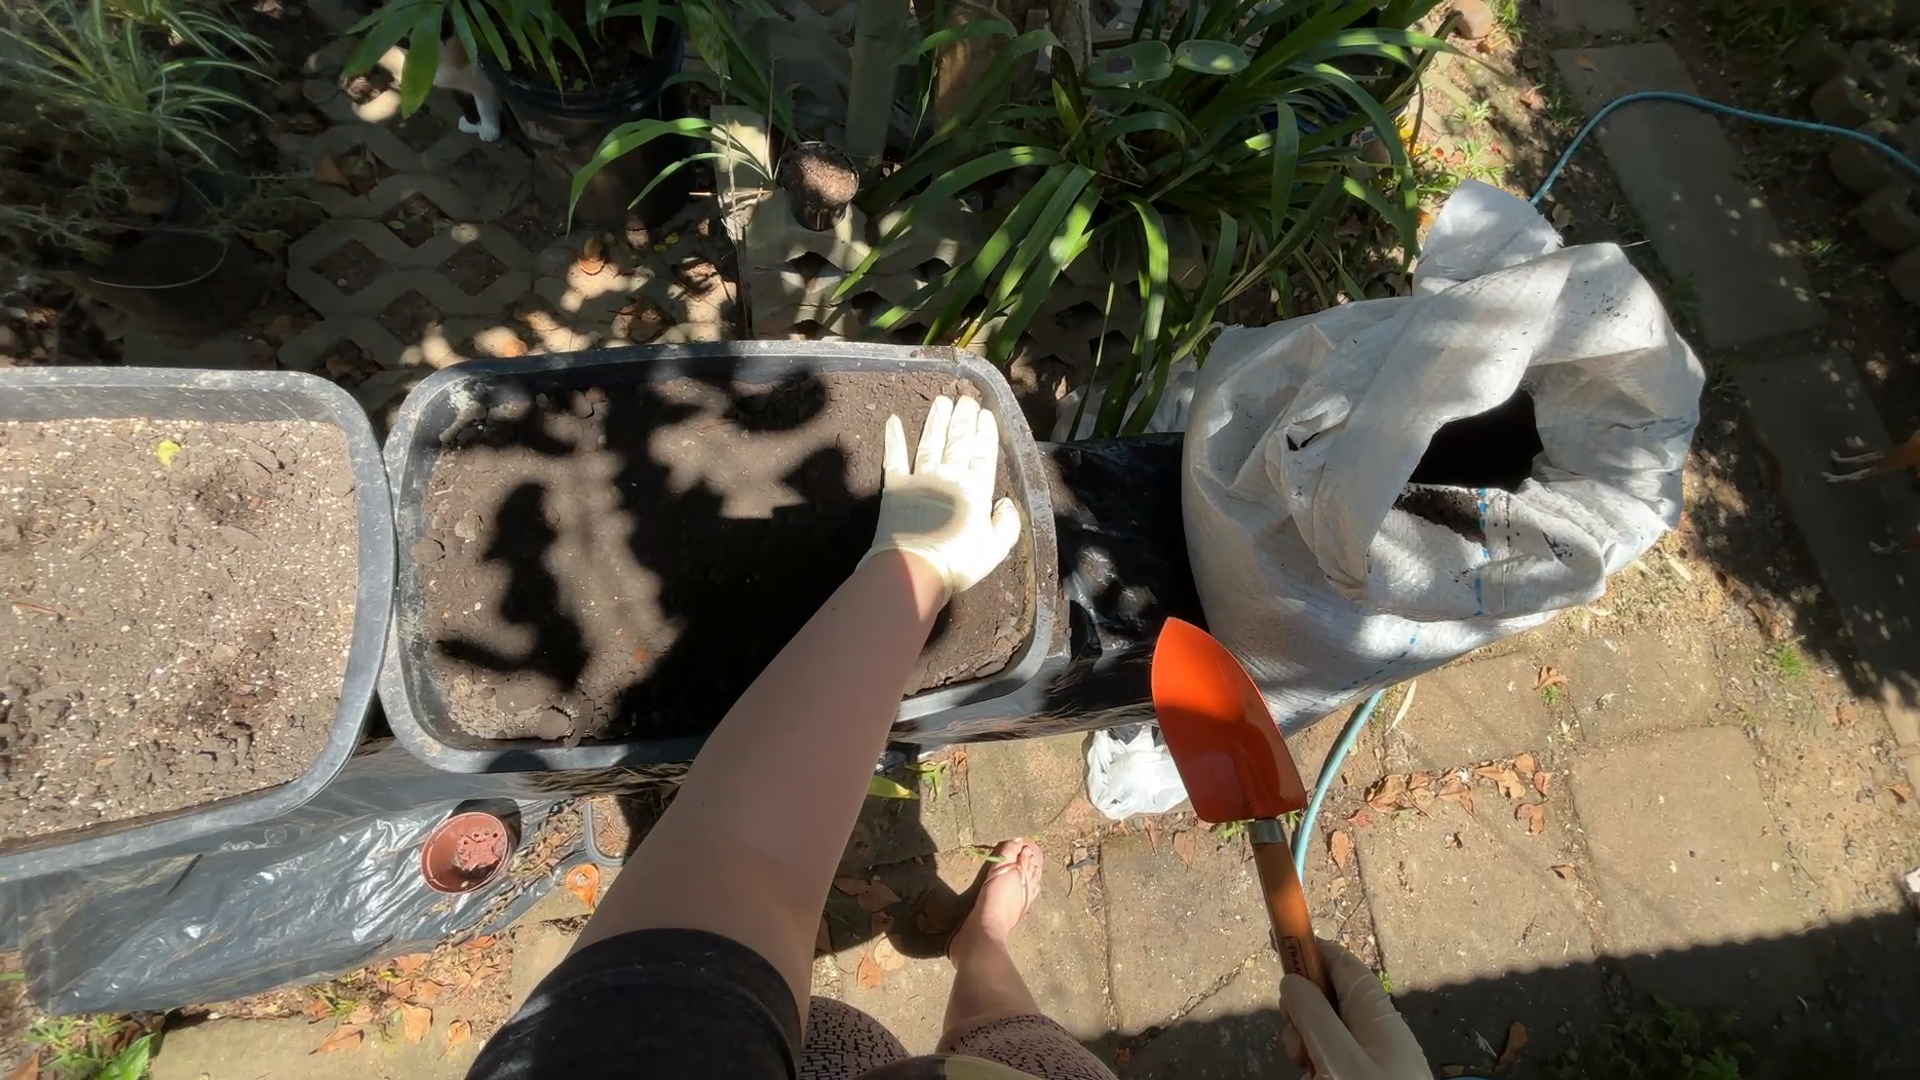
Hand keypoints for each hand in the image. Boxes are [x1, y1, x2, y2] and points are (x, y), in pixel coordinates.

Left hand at [868, 395, 1021, 601]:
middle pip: (958, 441)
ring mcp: (921, 479)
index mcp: (976, 489)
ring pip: (931, 442)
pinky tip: (893, 420)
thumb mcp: (996, 548)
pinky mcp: (895, 487)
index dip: (985, 432)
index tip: (985, 413)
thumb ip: (1007, 523)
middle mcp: (949, 476)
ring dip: (936, 421)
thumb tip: (1006, 503)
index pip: (983, 453)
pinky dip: (894, 439)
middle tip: (965, 398)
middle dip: (963, 418)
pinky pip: (894, 458)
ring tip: (941, 401)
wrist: (915, 569)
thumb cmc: (959, 562)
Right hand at [1280, 940, 1431, 1079]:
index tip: (1278, 941)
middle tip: (1295, 1044)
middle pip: (1327, 1000)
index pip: (1342, 964)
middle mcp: (1377, 1036)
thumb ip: (1313, 1014)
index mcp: (1379, 1018)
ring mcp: (1373, 1065)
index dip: (1311, 948)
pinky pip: (1331, 1064)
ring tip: (1306, 1073)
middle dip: (1301, 1012)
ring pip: (1324, 1035)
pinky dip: (1316, 1070)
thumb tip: (1292, 980)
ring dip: (1305, 1046)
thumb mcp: (1340, 1060)